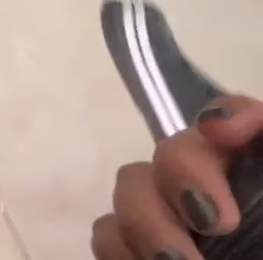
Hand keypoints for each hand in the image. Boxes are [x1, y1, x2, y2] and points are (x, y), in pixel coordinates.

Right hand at [94, 95, 262, 259]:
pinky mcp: (150, 255)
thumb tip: (223, 133)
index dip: (236, 114)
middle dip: (180, 172)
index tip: (225, 132)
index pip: (252, 123)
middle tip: (211, 222)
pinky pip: (112, 232)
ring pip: (135, 188)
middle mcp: (236, 203)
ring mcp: (189, 231)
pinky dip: (120, 248)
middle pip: (180, 150)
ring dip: (147, 221)